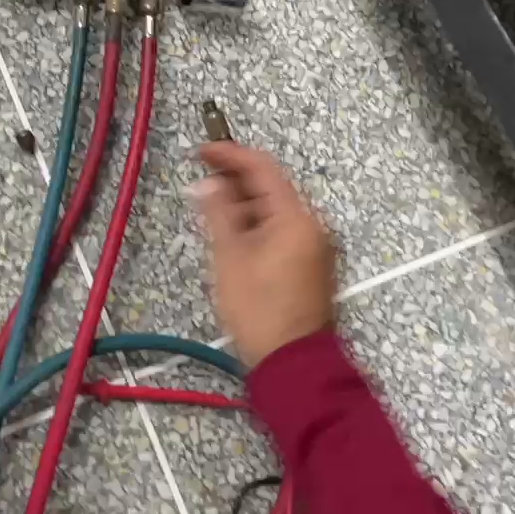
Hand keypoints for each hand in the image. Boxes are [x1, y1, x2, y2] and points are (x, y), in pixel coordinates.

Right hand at [190, 142, 335, 366]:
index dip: (229, 153)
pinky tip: (230, 228)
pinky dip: (255, 221)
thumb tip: (207, 182)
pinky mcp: (309, 262)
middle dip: (234, 176)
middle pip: (271, 185)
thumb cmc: (257, 308)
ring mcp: (314, 245)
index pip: (262, 167)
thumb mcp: (229, 255)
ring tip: (208, 202)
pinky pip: (280, 227)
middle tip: (200, 175)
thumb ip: (218, 211)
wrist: (293, 363)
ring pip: (274, 207)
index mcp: (296, 217)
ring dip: (243, 200)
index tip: (200, 150)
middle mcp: (312, 225)